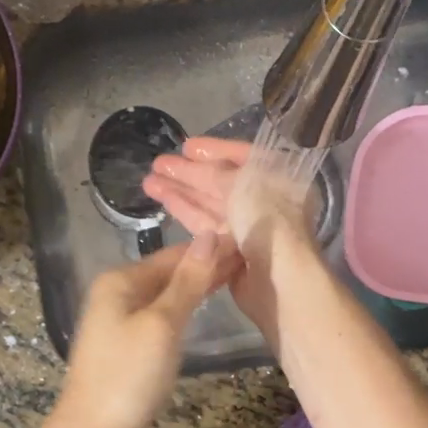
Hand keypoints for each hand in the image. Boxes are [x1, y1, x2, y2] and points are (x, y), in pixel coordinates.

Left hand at [51, 235, 233, 427]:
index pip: (175, 254)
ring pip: (164, 296)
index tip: (249, 246)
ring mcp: (117, 322)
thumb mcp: (163, 325)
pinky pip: (158, 318)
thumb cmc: (128, 377)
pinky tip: (201, 312)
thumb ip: (188, 282)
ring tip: (236, 280)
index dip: (212, 250)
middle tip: (251, 263)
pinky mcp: (123, 347)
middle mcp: (115, 294)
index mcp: (120, 281)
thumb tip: (210, 236)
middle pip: (168, 273)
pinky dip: (182, 311)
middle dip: (206, 267)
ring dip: (196, 288)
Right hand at [142, 137, 324, 345]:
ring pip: (209, 205)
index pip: (244, 158)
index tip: (186, 147)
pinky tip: (164, 201)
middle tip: (158, 164)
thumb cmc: (267, 223)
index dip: (215, 150)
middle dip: (189, 173)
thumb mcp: (243, 186)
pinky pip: (205, 228)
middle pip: (221, 183)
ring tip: (149, 182)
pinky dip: (186, 213)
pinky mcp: (230, 253)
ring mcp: (246, 229)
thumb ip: (216, 173)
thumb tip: (194, 165)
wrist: (278, 281)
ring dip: (180, 192)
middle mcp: (263, 202)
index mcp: (278, 180)